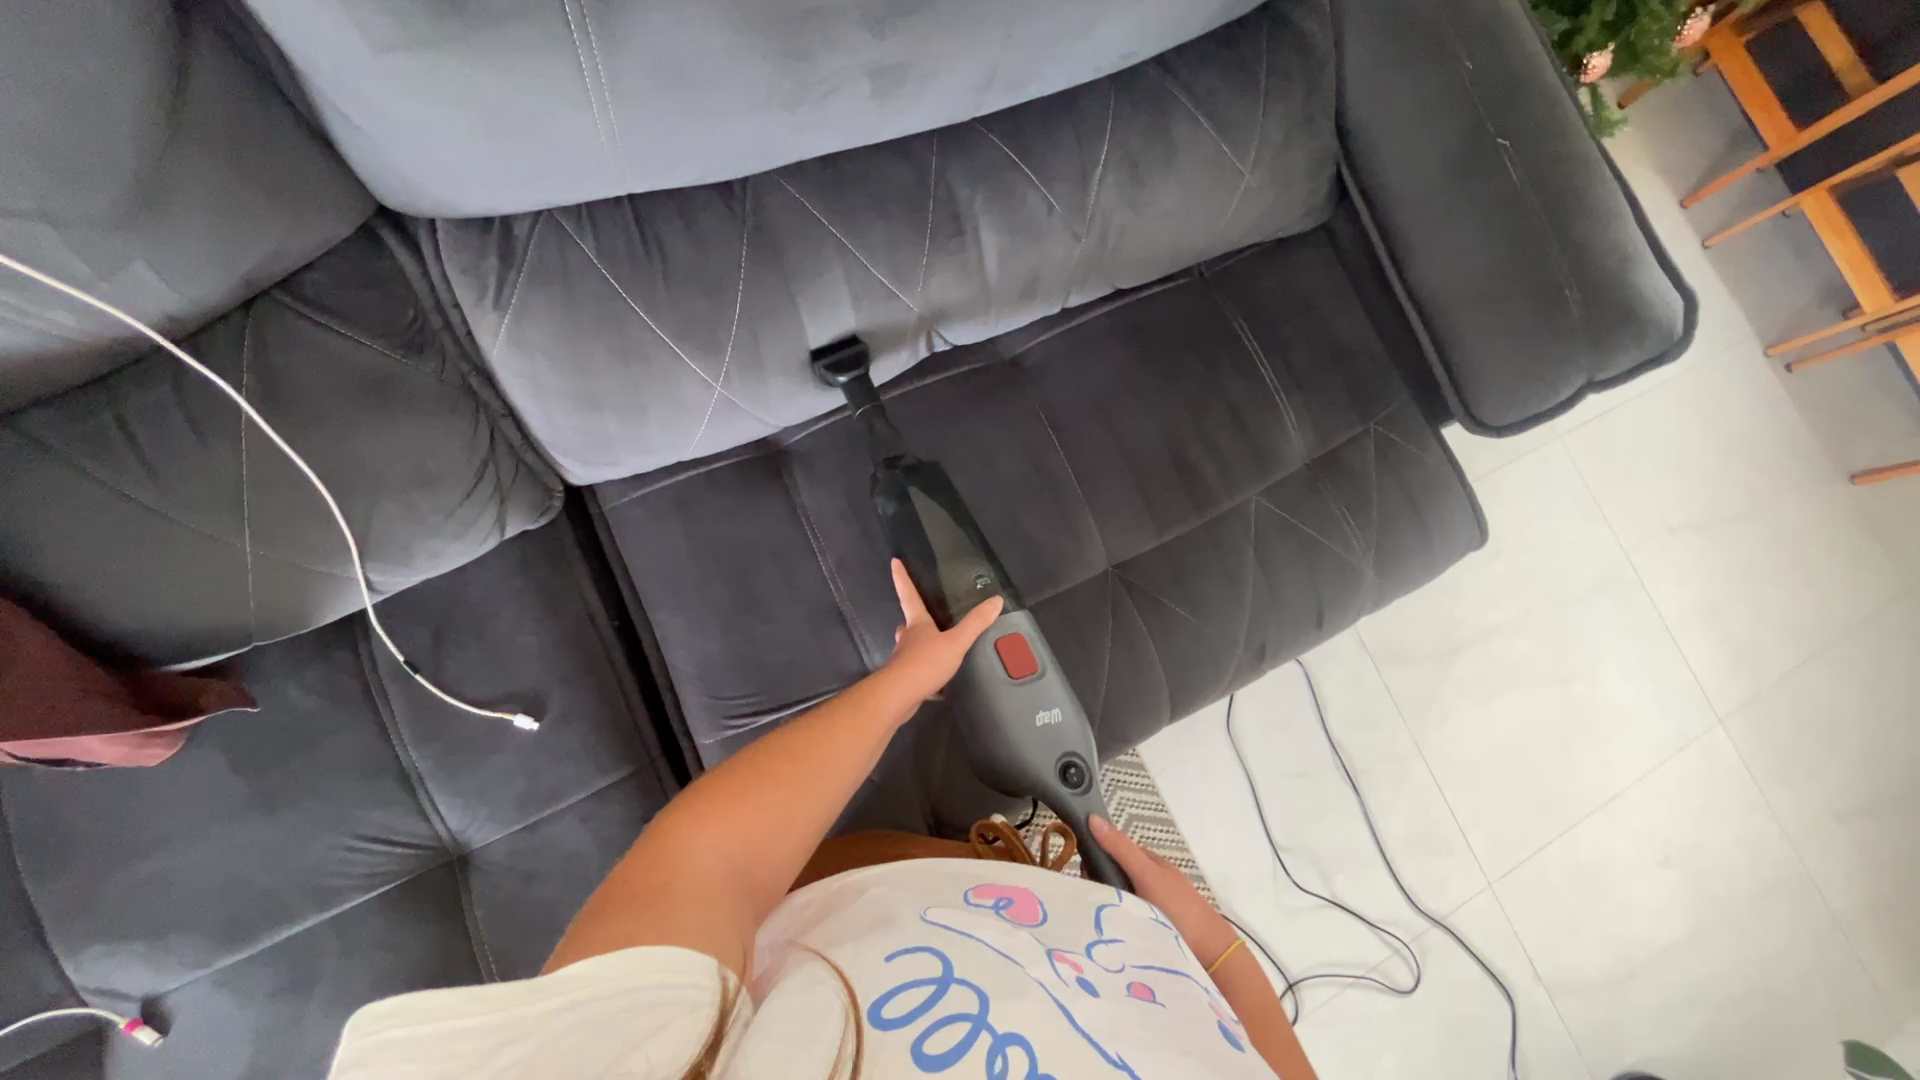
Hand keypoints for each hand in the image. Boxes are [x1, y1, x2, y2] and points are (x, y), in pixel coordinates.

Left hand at [884, 559, 1003, 700]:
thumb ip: (976, 623)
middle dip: (915, 620)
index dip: (902, 577)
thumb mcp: (956, 642)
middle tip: (926, 619)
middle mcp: (908, 638)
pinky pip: (918, 673)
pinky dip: (929, 676)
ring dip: (922, 648)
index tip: (894, 561)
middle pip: (909, 624)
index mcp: (917, 624)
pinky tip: (941, 686)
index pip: (908, 594)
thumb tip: (996, 599)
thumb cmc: (925, 662)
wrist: (899, 696)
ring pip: (912, 649)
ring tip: (939, 650)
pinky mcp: (905, 680)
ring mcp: (904, 660)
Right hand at [1091, 814, 1239, 965]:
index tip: (1080, 868)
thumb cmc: (1177, 906)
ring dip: (1106, 900)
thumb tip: (1092, 817)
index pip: (1114, 850)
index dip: (1096, 854)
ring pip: (1119, 896)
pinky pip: (1125, 916)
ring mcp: (1151, 905)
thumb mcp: (1147, 873)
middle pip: (1115, 873)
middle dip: (1099, 880)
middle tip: (1090, 895)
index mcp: (1149, 863)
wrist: (1208, 952)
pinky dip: (1115, 918)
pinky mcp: (1151, 927)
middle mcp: (1150, 881)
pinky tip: (1106, 928)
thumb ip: (1121, 849)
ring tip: (1093, 914)